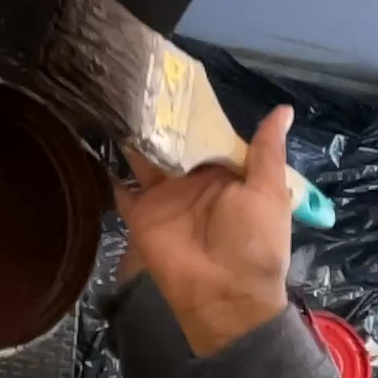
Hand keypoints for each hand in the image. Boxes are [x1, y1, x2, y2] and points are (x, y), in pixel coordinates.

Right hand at [114, 104, 295, 355]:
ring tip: (113, 104)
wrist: (225, 294)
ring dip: (131, 139)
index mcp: (224, 174)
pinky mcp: (140, 213)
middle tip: (136, 85)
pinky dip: (108, 172)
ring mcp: (163, 197)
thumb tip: (283, 109)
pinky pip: (120, 190)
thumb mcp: (268, 192)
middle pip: (171, 145)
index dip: (193, 114)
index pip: (206, 136)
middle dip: (157, 121)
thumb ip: (267, 151)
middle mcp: (191, 181)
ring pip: (144, 160)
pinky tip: (93, 143)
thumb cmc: (254, 242)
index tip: (175, 84)